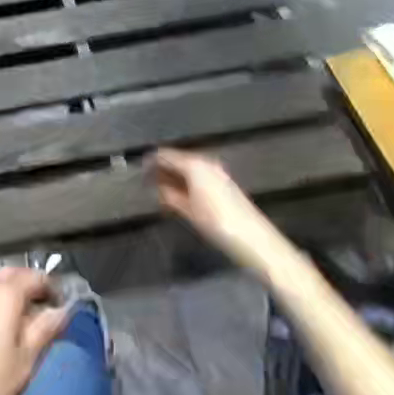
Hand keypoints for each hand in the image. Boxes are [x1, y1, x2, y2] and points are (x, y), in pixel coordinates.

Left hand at [0, 268, 69, 394]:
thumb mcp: (26, 359)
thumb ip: (46, 328)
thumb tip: (62, 310)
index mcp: (5, 292)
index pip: (35, 276)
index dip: (51, 287)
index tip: (61, 304)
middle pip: (10, 274)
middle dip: (28, 284)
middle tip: (42, 308)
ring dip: (7, 292)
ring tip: (19, 318)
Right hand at [149, 147, 296, 270]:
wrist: (254, 239)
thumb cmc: (217, 223)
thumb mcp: (188, 211)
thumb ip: (170, 196)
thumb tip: (158, 188)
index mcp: (194, 164)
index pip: (166, 155)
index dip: (151, 161)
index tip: (139, 170)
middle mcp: (205, 162)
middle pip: (178, 159)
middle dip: (163, 168)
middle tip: (148, 180)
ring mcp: (217, 171)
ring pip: (189, 168)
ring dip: (176, 175)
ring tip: (162, 188)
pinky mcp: (225, 182)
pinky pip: (200, 174)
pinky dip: (188, 180)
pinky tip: (182, 193)